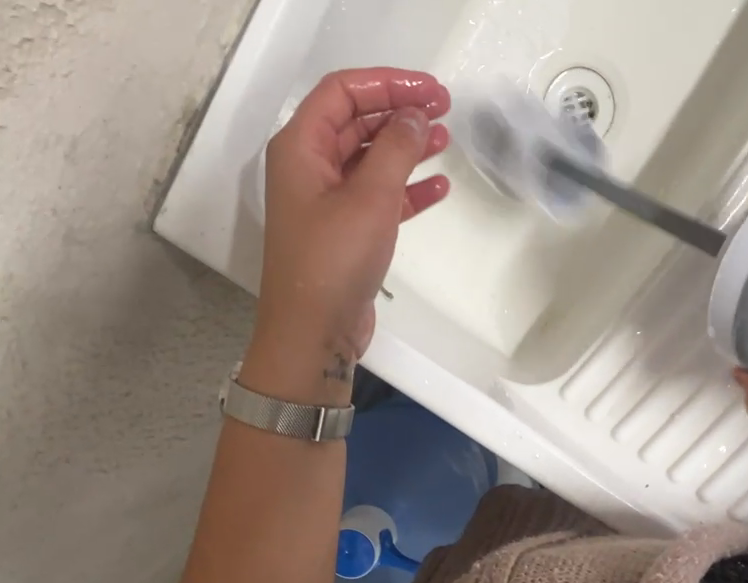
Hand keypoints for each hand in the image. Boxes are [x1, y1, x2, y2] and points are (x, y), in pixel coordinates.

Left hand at [248, 68, 452, 400]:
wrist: (313, 333)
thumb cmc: (333, 261)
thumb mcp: (369, 197)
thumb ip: (395, 149)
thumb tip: (415, 117)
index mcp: (301, 147)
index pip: (343, 92)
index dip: (387, 84)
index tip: (432, 91)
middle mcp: (310, 169)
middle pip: (356, 123)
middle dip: (399, 113)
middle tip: (444, 110)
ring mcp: (327, 204)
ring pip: (370, 161)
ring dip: (407, 149)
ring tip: (446, 141)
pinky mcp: (346, 235)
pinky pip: (379, 199)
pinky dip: (407, 190)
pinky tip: (438, 187)